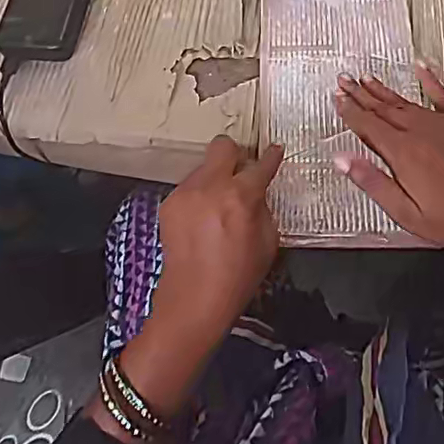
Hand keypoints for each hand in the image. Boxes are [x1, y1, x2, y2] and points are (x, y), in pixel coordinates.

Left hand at [153, 136, 284, 332]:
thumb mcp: (268, 242)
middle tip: (241, 171)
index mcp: (241, 195)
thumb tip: (257, 193)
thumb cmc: (238, 275)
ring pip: (204, 168)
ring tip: (219, 207)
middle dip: (236, 154)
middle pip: (223, 146)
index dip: (271, 157)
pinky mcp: (169, 203)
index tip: (274, 152)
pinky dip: (198, 197)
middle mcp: (210, 186)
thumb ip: (263, 208)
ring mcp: (185, 193)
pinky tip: (202, 221)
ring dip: (215, 179)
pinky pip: (189, 188)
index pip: (261, 164)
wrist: (194, 297)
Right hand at [334, 66, 443, 269]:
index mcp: (404, 154)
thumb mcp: (407, 213)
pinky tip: (420, 67)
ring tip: (366, 77)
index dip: (349, 111)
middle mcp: (422, 133)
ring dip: (383, 89)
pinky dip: (430, 80)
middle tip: (343, 81)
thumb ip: (373, 182)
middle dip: (360, 94)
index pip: (368, 125)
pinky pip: (443, 96)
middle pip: (383, 108)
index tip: (337, 98)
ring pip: (406, 101)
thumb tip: (342, 160)